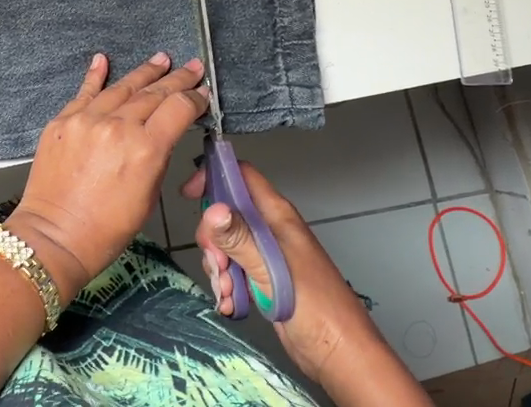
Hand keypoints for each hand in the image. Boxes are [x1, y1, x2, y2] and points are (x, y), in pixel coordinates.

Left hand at [5, 52, 207, 303]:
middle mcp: (118, 126)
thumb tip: (161, 134)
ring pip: (122, 87)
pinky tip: (103, 58)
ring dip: (144, 72)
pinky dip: (95, 74)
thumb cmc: (106, 230)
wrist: (54, 237)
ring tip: (161, 59)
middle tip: (192, 66)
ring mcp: (87, 120)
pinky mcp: (63, 120)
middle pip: (153, 93)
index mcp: (145, 149)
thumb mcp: (148, 197)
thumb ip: (157, 158)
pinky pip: (84, 91)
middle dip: (176, 79)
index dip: (194, 98)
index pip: (178, 109)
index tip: (203, 93)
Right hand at [187, 162, 367, 378]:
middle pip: (225, 213)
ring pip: (225, 245)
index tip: (190, 195)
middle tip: (217, 264)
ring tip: (228, 292)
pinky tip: (231, 304)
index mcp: (276, 215)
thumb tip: (213, 209)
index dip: (213, 176)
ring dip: (218, 268)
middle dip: (211, 239)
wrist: (340, 356)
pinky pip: (233, 271)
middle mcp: (270, 229)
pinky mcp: (263, 279)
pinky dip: (226, 285)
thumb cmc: (315, 308)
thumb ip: (239, 239)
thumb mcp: (271, 270)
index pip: (240, 175)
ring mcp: (266, 255)